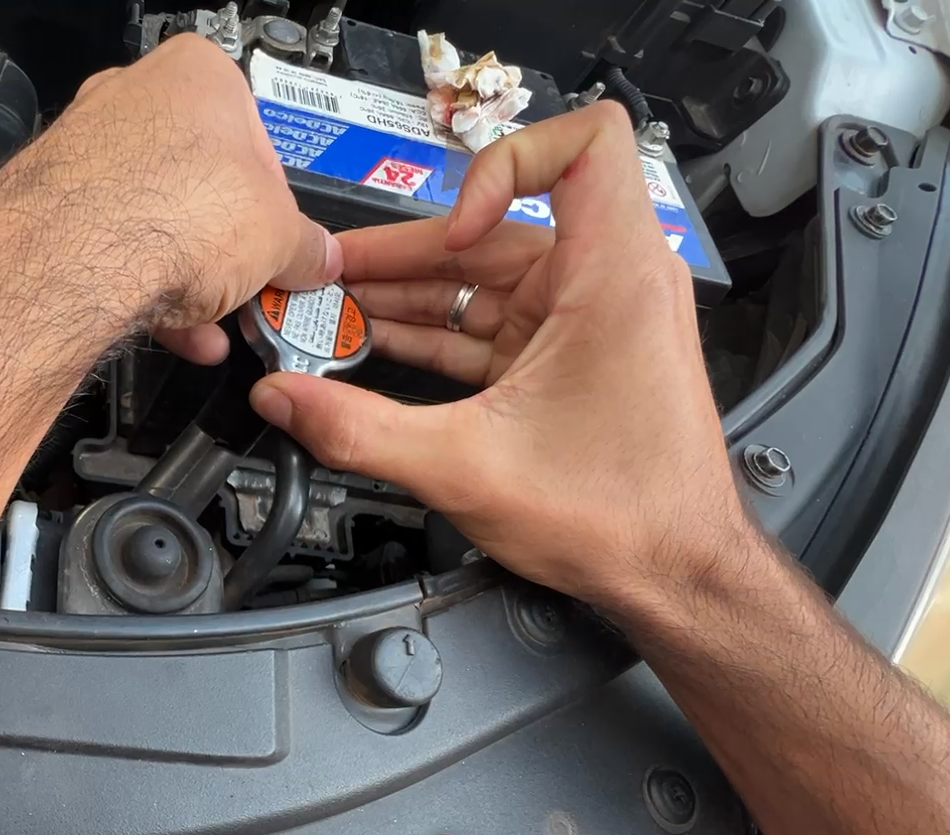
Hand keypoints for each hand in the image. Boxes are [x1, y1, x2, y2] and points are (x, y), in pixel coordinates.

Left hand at [0, 35, 340, 357]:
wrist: (78, 260)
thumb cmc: (180, 216)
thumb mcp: (277, 237)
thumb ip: (304, 248)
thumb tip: (317, 259)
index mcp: (198, 76)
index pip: (256, 146)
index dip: (273, 210)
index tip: (277, 250)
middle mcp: (132, 100)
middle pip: (198, 188)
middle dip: (224, 251)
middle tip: (242, 290)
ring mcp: (81, 154)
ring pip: (149, 226)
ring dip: (186, 284)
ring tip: (209, 326)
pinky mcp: (48, 210)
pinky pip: (107, 252)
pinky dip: (140, 291)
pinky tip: (172, 331)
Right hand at [247, 102, 749, 613]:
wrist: (666, 571)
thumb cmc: (620, 512)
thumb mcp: (463, 468)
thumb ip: (355, 429)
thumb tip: (283, 397)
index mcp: (609, 281)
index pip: (581, 147)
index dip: (498, 168)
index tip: (444, 233)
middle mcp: (598, 287)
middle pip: (482, 232)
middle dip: (392, 257)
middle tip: (322, 280)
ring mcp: (572, 324)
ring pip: (469, 284)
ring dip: (395, 299)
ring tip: (326, 316)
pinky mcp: (550, 361)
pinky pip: (472, 329)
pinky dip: (419, 337)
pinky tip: (365, 349)